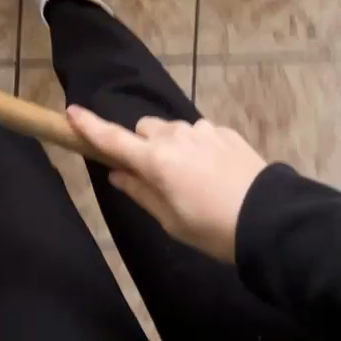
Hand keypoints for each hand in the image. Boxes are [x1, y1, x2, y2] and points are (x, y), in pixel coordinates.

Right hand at [67, 106, 267, 263]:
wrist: (269, 219)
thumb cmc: (213, 229)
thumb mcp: (171, 221)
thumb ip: (140, 192)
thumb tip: (117, 174)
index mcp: (156, 160)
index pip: (114, 138)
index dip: (90, 125)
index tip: (71, 111)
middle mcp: (174, 136)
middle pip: (144, 129)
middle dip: (144, 145)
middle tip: (158, 176)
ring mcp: (200, 129)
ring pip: (172, 130)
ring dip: (172, 146)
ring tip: (193, 179)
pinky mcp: (223, 130)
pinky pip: (198, 133)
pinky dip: (197, 148)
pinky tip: (215, 173)